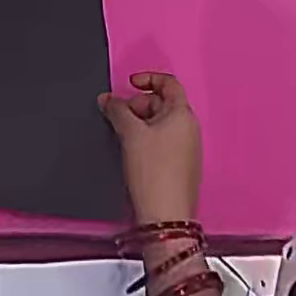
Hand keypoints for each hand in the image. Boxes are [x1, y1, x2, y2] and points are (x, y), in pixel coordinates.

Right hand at [99, 72, 201, 223]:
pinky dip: (146, 139)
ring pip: (160, 123)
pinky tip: (132, 152)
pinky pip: (162, 141)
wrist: (165, 217)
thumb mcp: (130, 133)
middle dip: (138, 105)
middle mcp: (189, 128)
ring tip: (123, 136)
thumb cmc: (153, 171)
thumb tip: (106, 99)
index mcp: (183, 114)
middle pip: (161, 103)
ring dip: (140, 123)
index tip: (130, 84)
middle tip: (119, 117)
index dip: (148, 78)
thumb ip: (116, 110)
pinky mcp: (180, 166)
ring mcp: (187, 149)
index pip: (169, 83)